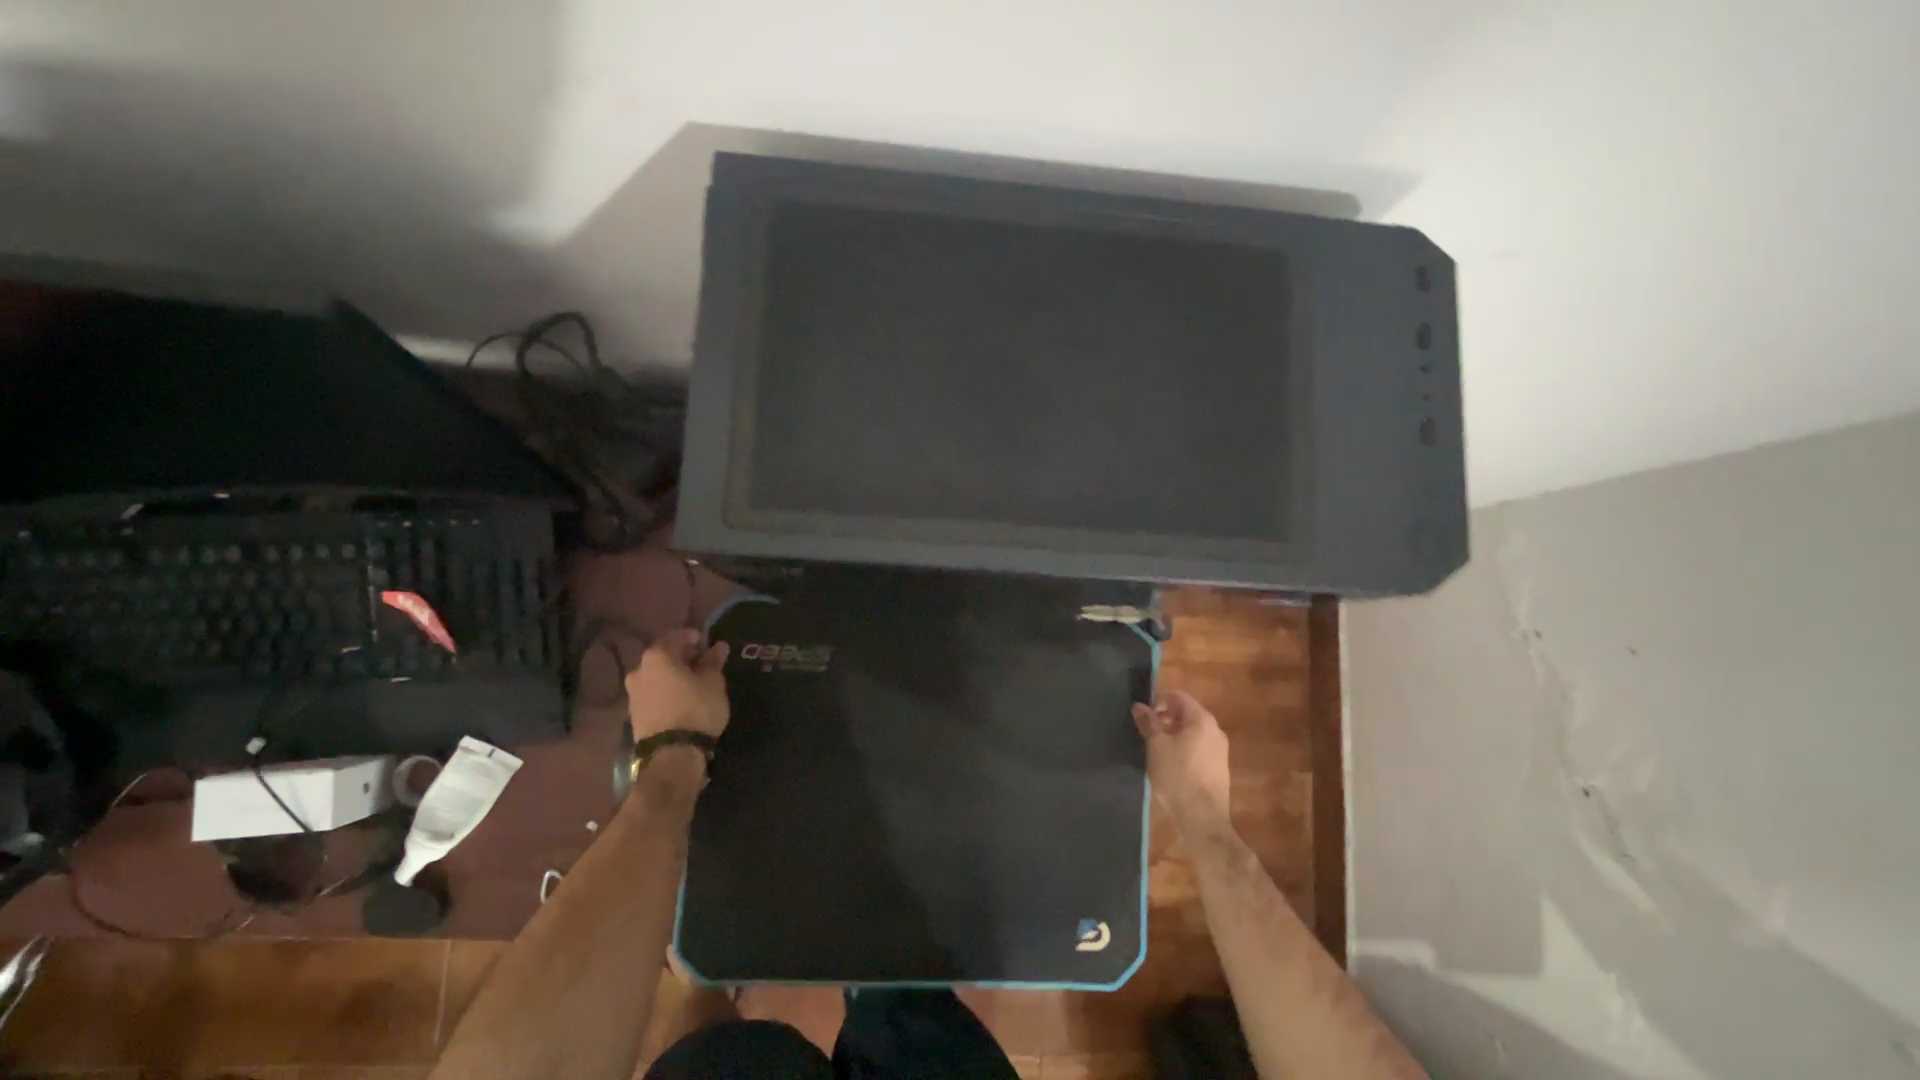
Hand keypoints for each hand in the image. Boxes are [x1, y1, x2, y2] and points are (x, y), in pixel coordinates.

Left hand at [625, 629, 730, 739]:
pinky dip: (666, 692)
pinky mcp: (634, 714)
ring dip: (672, 676)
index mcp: (657, 656)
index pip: (676, 636)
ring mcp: (633, 694)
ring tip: (693, 684)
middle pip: (663, 656)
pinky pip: (653, 694)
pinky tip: (681, 700)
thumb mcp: (713, 683)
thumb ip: (713, 662)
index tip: (707, 642)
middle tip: (702, 663)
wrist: (671, 754)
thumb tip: (717, 646)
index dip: (693, 637)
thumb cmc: (696, 709)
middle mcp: (639, 670)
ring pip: (656, 676)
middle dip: (682, 657)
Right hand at [1132, 690, 1231, 838]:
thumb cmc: (1177, 775)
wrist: (1202, 817)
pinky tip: (1172, 765)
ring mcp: (1220, 750)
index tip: (1144, 716)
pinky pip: (1200, 747)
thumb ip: (1148, 723)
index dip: (1159, 700)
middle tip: (1149, 732)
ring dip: (1175, 734)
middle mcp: (1215, 730)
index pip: (1179, 696)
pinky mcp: (1220, 767)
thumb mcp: (1156, 746)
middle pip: (1188, 713)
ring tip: (1157, 749)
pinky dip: (1185, 747)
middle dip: (1166, 718)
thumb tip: (1139, 706)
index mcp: (1201, 720)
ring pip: (1194, 732)